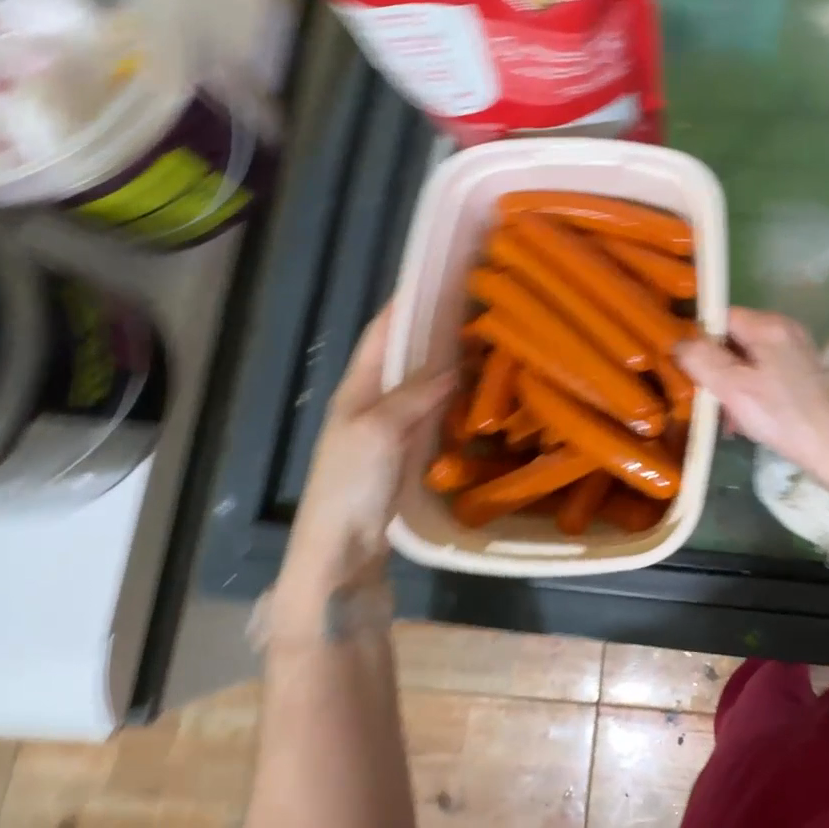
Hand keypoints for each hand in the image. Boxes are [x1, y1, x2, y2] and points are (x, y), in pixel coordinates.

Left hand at [280, 297, 454, 601]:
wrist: (340, 551)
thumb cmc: (349, 485)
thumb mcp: (378, 431)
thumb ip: (414, 394)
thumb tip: (453, 366)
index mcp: (357, 388)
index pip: (381, 333)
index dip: (405, 304)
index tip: (438, 277)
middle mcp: (373, 400)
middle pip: (406, 355)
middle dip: (436, 329)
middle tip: (478, 307)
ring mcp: (391, 428)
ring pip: (424, 383)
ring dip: (450, 362)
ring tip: (488, 340)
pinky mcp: (408, 452)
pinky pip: (435, 413)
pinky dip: (456, 397)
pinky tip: (482, 392)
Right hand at [675, 308, 828, 476]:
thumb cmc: (781, 416)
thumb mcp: (733, 388)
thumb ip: (702, 359)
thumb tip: (678, 341)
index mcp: (769, 325)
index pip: (720, 317)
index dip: (700, 341)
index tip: (690, 370)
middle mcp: (786, 328)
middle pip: (735, 338)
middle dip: (717, 367)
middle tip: (708, 398)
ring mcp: (798, 349)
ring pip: (749, 358)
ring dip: (733, 383)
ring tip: (727, 416)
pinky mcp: (805, 370)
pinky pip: (766, 370)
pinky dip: (751, 388)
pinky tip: (747, 417)